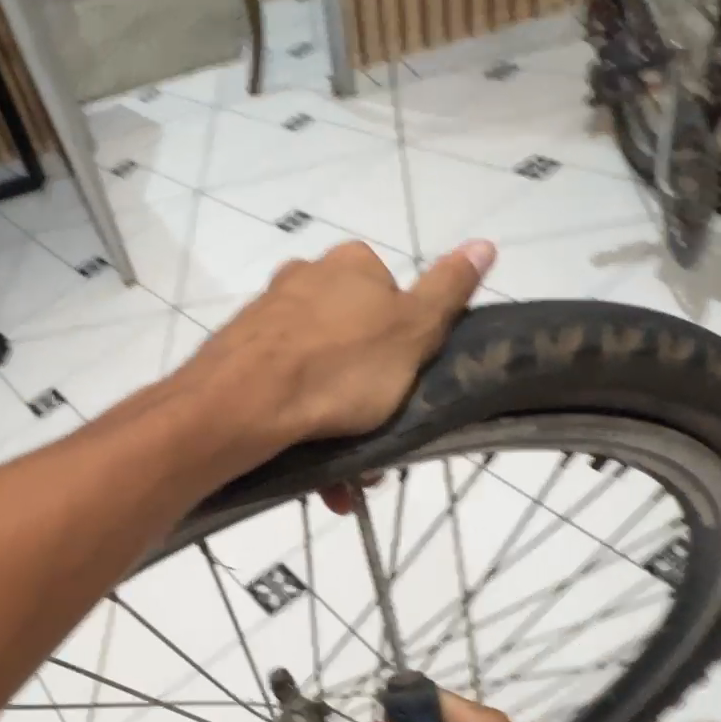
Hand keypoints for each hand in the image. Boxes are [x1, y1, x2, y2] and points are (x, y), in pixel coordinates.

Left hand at [182, 240, 496, 442]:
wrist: (242, 404)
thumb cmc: (341, 367)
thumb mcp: (413, 332)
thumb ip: (448, 291)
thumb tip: (484, 243)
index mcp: (349, 266)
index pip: (391, 299)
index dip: (402, 349)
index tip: (402, 392)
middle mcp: (302, 280)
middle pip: (349, 342)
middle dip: (365, 398)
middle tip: (376, 450)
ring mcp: (263, 318)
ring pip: (314, 374)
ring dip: (335, 427)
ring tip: (344, 478)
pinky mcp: (235, 358)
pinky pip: (280, 394)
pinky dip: (300, 430)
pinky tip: (310, 473)